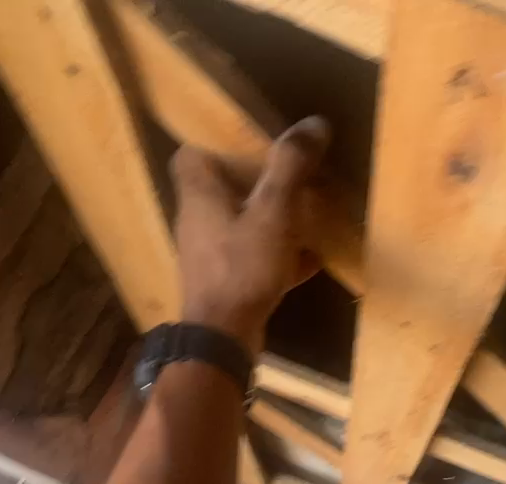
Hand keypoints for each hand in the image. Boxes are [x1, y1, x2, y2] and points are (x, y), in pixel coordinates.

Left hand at [171, 116, 330, 353]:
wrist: (224, 338)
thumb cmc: (242, 268)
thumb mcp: (273, 212)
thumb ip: (290, 167)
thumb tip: (314, 124)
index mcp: (198, 195)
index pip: (190, 155)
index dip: (218, 146)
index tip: (251, 149)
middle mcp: (196, 223)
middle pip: (221, 192)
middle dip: (255, 186)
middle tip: (289, 184)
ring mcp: (209, 259)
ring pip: (239, 228)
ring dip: (269, 223)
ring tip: (305, 221)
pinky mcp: (224, 287)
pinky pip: (251, 262)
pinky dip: (277, 258)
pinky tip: (308, 262)